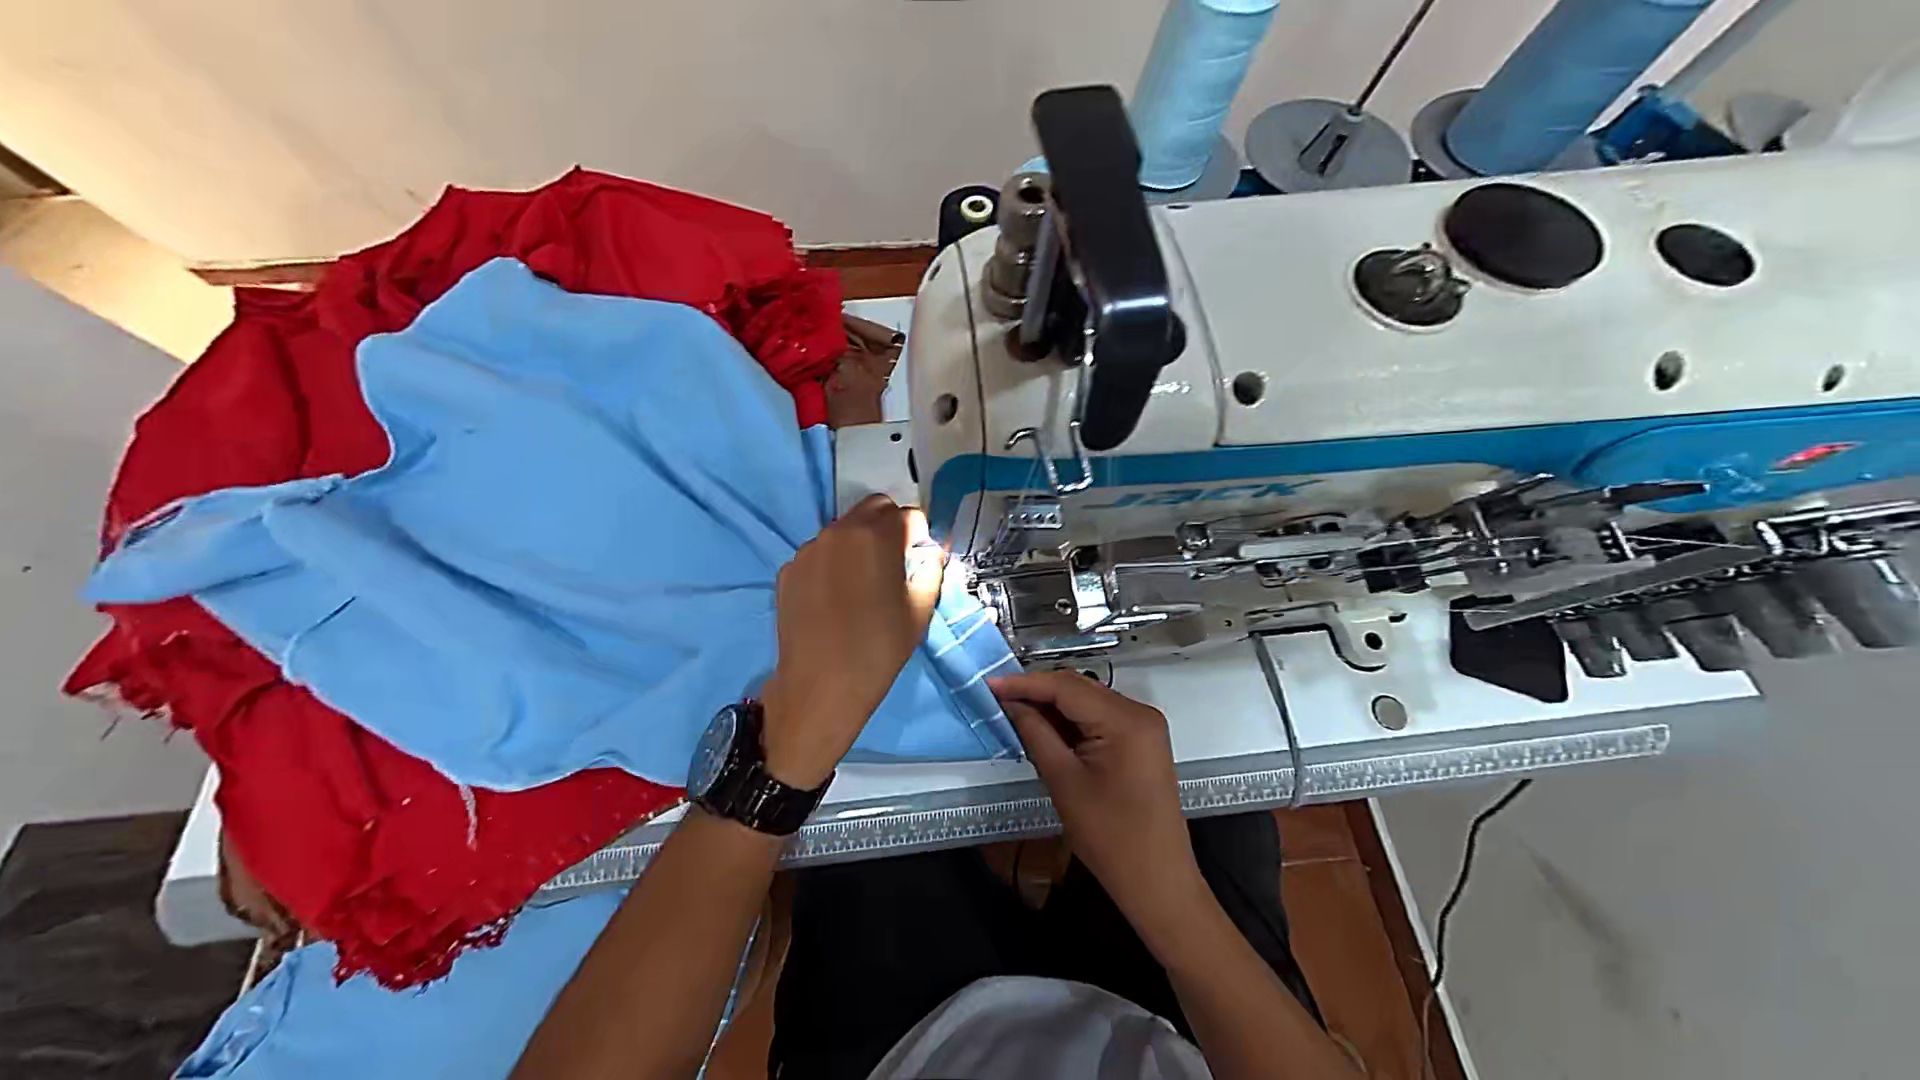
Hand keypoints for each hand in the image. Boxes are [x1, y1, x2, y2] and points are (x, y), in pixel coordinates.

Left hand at [761, 495, 944, 788]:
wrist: (820, 685)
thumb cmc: (878, 648)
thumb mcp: (920, 610)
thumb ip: (930, 569)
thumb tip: (929, 553)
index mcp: (876, 537)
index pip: (908, 514)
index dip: (918, 534)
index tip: (918, 558)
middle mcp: (838, 532)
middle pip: (872, 509)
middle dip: (889, 527)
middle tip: (894, 564)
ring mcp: (808, 549)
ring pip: (843, 529)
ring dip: (858, 543)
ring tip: (861, 584)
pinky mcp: (788, 569)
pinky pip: (819, 553)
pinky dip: (831, 563)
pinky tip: (834, 597)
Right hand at [990, 671, 1207, 932]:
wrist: (1156, 880)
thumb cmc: (1110, 837)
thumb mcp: (1064, 781)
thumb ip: (1035, 733)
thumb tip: (1011, 704)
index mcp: (1126, 721)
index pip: (1067, 687)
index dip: (1025, 683)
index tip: (990, 684)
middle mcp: (1140, 713)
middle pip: (1079, 687)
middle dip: (1037, 691)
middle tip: (997, 697)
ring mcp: (1144, 726)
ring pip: (1088, 700)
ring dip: (1052, 705)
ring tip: (1014, 710)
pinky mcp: (1141, 740)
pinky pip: (1099, 717)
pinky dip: (1071, 720)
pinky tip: (1044, 726)